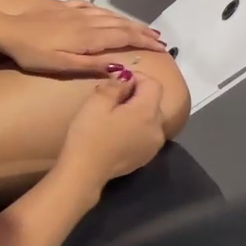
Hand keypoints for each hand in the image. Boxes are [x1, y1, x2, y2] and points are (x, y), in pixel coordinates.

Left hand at [0, 1, 164, 73]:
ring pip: (106, 14)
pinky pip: (89, 7)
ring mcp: (73, 12)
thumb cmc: (32, 53)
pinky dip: (103, 11)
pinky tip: (105, 13)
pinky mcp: (60, 7)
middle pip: (120, 24)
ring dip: (126, 21)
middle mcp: (86, 21)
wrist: (5, 29)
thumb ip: (93, 65)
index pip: (124, 37)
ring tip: (139, 27)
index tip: (161, 47)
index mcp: (89, 37)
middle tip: (158, 38)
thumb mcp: (62, 65)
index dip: (144, 41)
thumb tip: (122, 67)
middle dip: (141, 31)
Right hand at [59, 68, 166, 183]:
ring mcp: (154, 144)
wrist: (87, 169)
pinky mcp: (147, 155)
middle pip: (153, 101)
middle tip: (109, 95)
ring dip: (135, 110)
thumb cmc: (89, 134)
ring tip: (112, 114)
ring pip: (150, 118)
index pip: (153, 84)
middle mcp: (158, 128)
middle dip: (135, 93)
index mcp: (147, 112)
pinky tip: (116, 131)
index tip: (116, 77)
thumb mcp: (96, 104)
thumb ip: (114, 87)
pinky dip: (135, 125)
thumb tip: (124, 77)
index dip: (136, 76)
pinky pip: (146, 132)